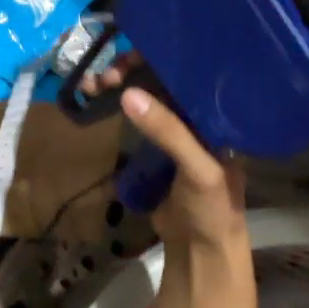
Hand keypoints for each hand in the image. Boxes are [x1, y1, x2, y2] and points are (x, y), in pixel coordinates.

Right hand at [83, 62, 245, 249]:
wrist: (201, 250)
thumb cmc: (213, 208)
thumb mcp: (197, 170)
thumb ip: (168, 132)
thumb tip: (127, 94)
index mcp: (216, 115)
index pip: (188, 71)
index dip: (158, 59)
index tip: (128, 57)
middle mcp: (196, 114)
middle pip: (160, 78)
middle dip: (130, 70)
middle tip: (104, 76)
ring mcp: (173, 128)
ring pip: (142, 94)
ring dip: (116, 85)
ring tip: (91, 85)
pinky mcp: (152, 144)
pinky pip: (132, 114)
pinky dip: (112, 103)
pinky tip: (94, 97)